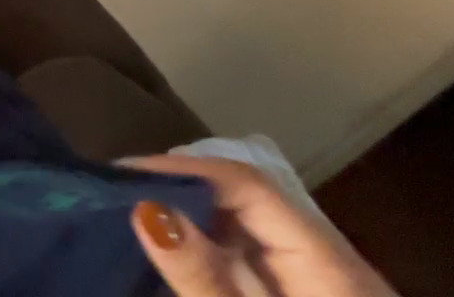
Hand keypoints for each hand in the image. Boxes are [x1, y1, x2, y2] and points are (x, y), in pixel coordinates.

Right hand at [128, 155, 395, 296]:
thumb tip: (145, 208)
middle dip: (182, 186)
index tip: (119, 172)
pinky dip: (215, 242)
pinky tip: (183, 250)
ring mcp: (330, 280)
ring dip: (195, 213)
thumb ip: (203, 276)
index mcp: (330, 261)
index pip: (247, 182)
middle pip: (250, 197)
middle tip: (118, 190)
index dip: (181, 169)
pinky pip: (259, 251)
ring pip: (252, 223)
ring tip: (136, 212)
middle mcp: (336, 259)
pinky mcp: (318, 295)